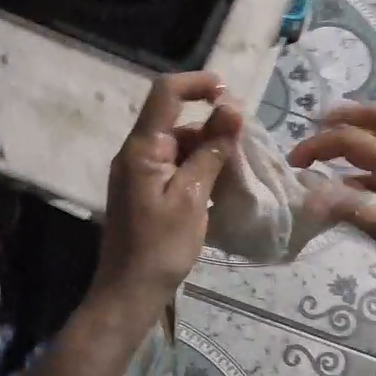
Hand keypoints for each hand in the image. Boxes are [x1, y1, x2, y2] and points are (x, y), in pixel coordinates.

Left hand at [92, 71, 241, 316]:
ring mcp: (138, 174)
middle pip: (176, 122)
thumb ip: (211, 151)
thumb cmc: (161, 246)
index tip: (229, 92)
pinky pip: (174, 168)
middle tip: (245, 148)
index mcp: (142, 149)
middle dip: (212, 127)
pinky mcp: (145, 193)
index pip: (165, 94)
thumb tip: (232, 109)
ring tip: (238, 172)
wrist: (130, 292)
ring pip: (179, 147)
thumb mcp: (192, 197)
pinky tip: (220, 188)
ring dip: (208, 152)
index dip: (197, 83)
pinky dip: (198, 171)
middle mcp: (136, 154)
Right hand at [288, 104, 375, 315]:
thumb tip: (308, 196)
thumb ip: (350, 209)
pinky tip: (338, 192)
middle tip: (317, 124)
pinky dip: (354, 176)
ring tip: (321, 153)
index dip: (321, 144)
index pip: (356, 140)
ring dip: (352, 142)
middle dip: (347, 117)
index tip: (292, 162)